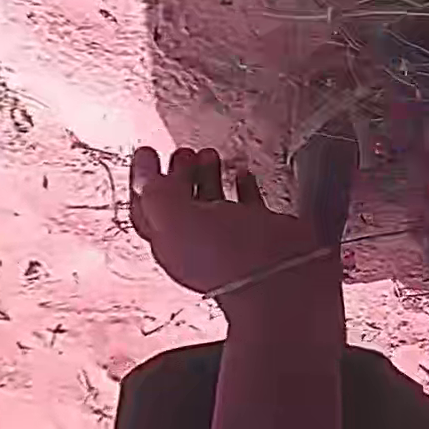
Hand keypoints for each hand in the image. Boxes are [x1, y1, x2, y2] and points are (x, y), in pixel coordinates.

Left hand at [129, 146, 339, 329]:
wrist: (285, 279)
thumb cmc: (232, 256)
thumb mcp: (181, 221)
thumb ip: (159, 196)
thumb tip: (144, 176)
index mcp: (170, 240)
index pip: (147, 205)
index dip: (143, 178)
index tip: (147, 150)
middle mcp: (197, 240)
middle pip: (179, 202)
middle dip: (177, 174)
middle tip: (183, 151)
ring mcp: (230, 235)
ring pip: (211, 200)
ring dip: (208, 175)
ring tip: (211, 154)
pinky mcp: (261, 230)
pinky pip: (247, 203)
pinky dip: (242, 186)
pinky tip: (244, 174)